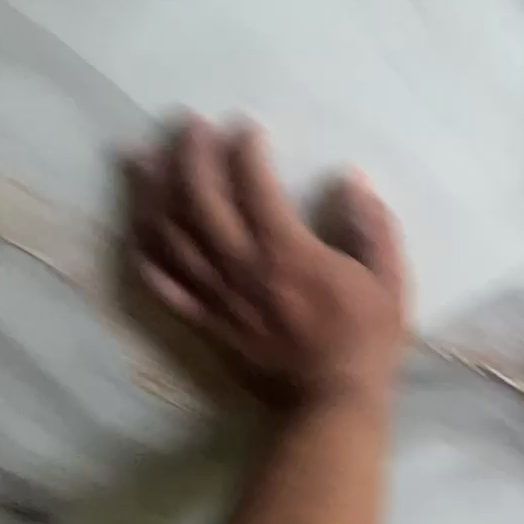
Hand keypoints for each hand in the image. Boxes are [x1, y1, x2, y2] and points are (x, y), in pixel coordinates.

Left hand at [128, 116, 408, 409]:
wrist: (333, 399)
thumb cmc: (367, 337)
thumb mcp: (390, 280)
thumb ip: (374, 226)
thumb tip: (353, 180)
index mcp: (289, 253)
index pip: (256, 186)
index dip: (246, 150)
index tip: (246, 127)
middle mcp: (242, 267)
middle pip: (200, 200)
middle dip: (190, 154)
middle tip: (187, 123)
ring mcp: (217, 295)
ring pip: (169, 236)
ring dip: (150, 191)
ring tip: (139, 156)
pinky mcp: (205, 320)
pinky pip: (162, 283)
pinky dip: (143, 250)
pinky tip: (134, 224)